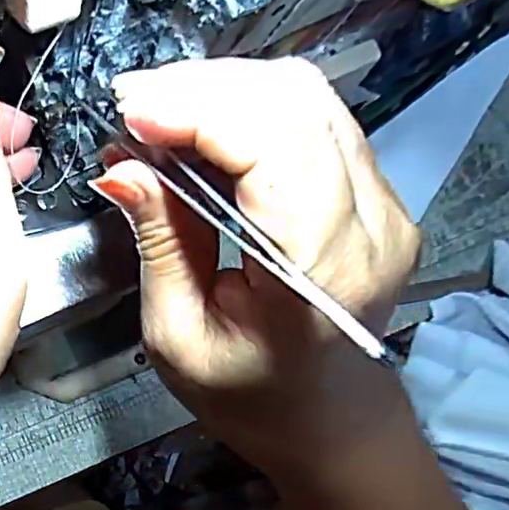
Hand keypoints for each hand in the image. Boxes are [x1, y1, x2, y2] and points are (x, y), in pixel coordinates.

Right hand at [90, 56, 420, 477]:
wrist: (325, 420)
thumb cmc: (250, 399)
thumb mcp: (179, 338)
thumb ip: (160, 246)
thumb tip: (124, 169)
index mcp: (318, 272)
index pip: (274, 145)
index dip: (199, 111)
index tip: (131, 112)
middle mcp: (370, 224)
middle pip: (296, 103)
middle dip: (203, 89)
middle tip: (131, 106)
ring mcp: (384, 202)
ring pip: (308, 99)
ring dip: (224, 93)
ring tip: (156, 114)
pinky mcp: (375, 193)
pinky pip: (313, 123)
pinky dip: (247, 114)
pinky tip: (199, 130)